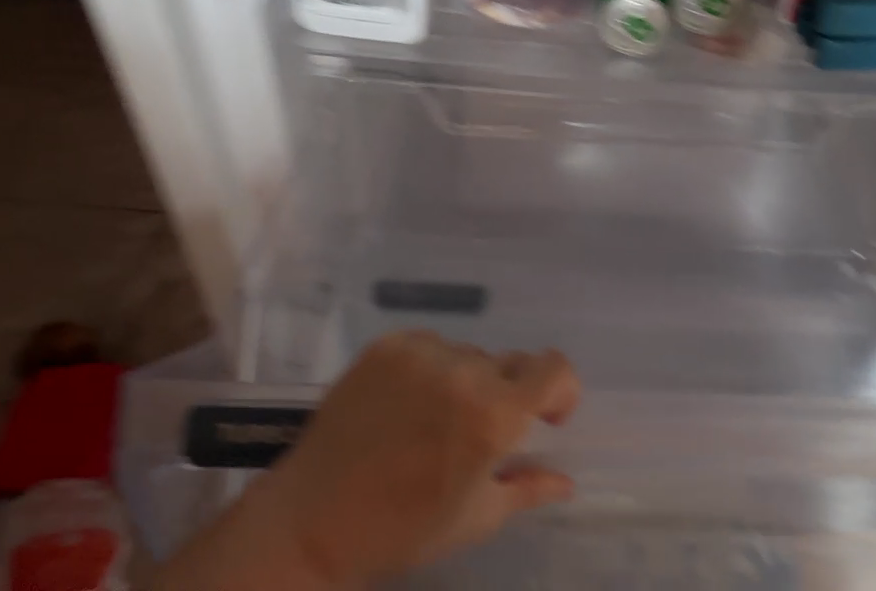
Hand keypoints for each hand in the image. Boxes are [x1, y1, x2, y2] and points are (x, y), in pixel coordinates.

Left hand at [156, 331, 581, 590]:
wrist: (310, 521)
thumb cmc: (401, 528)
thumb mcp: (475, 518)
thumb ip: (528, 489)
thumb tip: (566, 481)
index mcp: (493, 414)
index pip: (555, 368)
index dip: (560, 391)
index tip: (543, 418)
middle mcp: (463, 371)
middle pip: (512, 362)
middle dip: (508, 394)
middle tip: (476, 432)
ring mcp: (421, 353)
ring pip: (469, 356)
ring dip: (466, 382)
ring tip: (430, 422)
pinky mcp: (386, 346)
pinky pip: (429, 346)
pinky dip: (429, 370)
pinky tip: (403, 405)